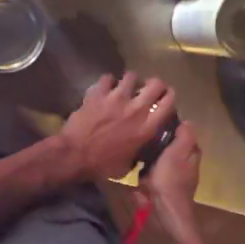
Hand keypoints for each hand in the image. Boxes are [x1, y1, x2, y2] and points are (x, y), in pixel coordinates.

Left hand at [58, 72, 176, 181]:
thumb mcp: (128, 166)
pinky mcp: (98, 93)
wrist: (74, 156)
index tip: (166, 97)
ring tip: (126, 86)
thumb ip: (138, 154)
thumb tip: (141, 151)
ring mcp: (116, 98)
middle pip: (156, 84)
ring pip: (132, 76)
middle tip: (149, 88)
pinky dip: (108, 81)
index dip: (169, 96)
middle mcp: (136, 109)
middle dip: (155, 84)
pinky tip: (106, 87)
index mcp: (147, 128)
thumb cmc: (102, 166)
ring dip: (131, 81)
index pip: (169, 103)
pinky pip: (107, 78)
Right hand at [137, 120, 201, 243]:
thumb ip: (184, 136)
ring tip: (140, 165)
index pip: (181, 133)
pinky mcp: (161, 190)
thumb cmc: (171, 183)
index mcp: (191, 154)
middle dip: (155, 149)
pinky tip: (139, 182)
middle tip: (144, 147)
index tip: (153, 124)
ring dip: (147, 166)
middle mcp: (184, 164)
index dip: (169, 128)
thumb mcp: (177, 153)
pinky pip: (149, 179)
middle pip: (166, 148)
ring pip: (155, 163)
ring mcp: (172, 178)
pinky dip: (144, 181)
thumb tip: (187, 121)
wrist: (164, 215)